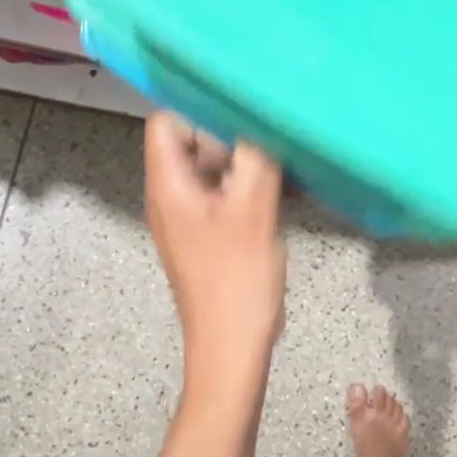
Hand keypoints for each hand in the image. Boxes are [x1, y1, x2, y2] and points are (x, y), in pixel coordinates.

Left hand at [144, 113, 286, 378]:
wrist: (232, 348)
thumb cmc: (236, 278)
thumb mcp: (253, 207)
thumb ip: (256, 154)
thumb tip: (261, 112)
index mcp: (168, 184)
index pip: (167, 121)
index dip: (201, 108)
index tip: (242, 109)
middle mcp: (172, 195)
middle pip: (193, 142)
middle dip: (234, 134)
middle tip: (271, 138)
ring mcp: (191, 217)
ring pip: (216, 168)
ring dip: (249, 161)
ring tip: (287, 162)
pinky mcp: (211, 234)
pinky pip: (227, 194)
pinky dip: (252, 186)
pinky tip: (289, 190)